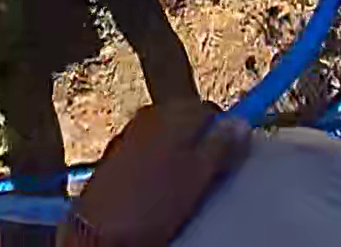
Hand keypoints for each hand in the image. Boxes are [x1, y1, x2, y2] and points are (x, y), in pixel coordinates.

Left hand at [63, 100, 249, 246]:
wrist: (98, 231)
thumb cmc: (151, 202)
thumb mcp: (196, 176)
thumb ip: (221, 146)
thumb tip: (242, 123)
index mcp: (173, 113)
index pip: (209, 110)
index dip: (224, 132)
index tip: (231, 157)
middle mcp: (151, 113)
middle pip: (187, 120)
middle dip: (200, 142)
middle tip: (208, 176)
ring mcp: (131, 132)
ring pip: (166, 136)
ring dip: (178, 153)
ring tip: (184, 187)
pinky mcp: (116, 154)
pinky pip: (147, 150)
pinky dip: (157, 164)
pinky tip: (158, 189)